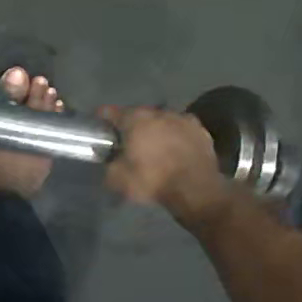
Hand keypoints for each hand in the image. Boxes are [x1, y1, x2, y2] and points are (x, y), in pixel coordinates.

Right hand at [99, 105, 235, 229]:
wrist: (195, 189)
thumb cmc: (153, 180)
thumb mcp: (118, 180)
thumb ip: (109, 166)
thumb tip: (110, 161)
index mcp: (135, 120)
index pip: (112, 112)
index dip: (103, 117)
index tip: (99, 123)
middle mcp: (159, 113)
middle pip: (139, 114)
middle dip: (132, 124)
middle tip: (128, 138)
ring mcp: (183, 119)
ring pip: (163, 120)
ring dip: (156, 129)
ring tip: (153, 144)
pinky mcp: (201, 131)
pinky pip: (182, 129)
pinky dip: (176, 136)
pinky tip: (175, 147)